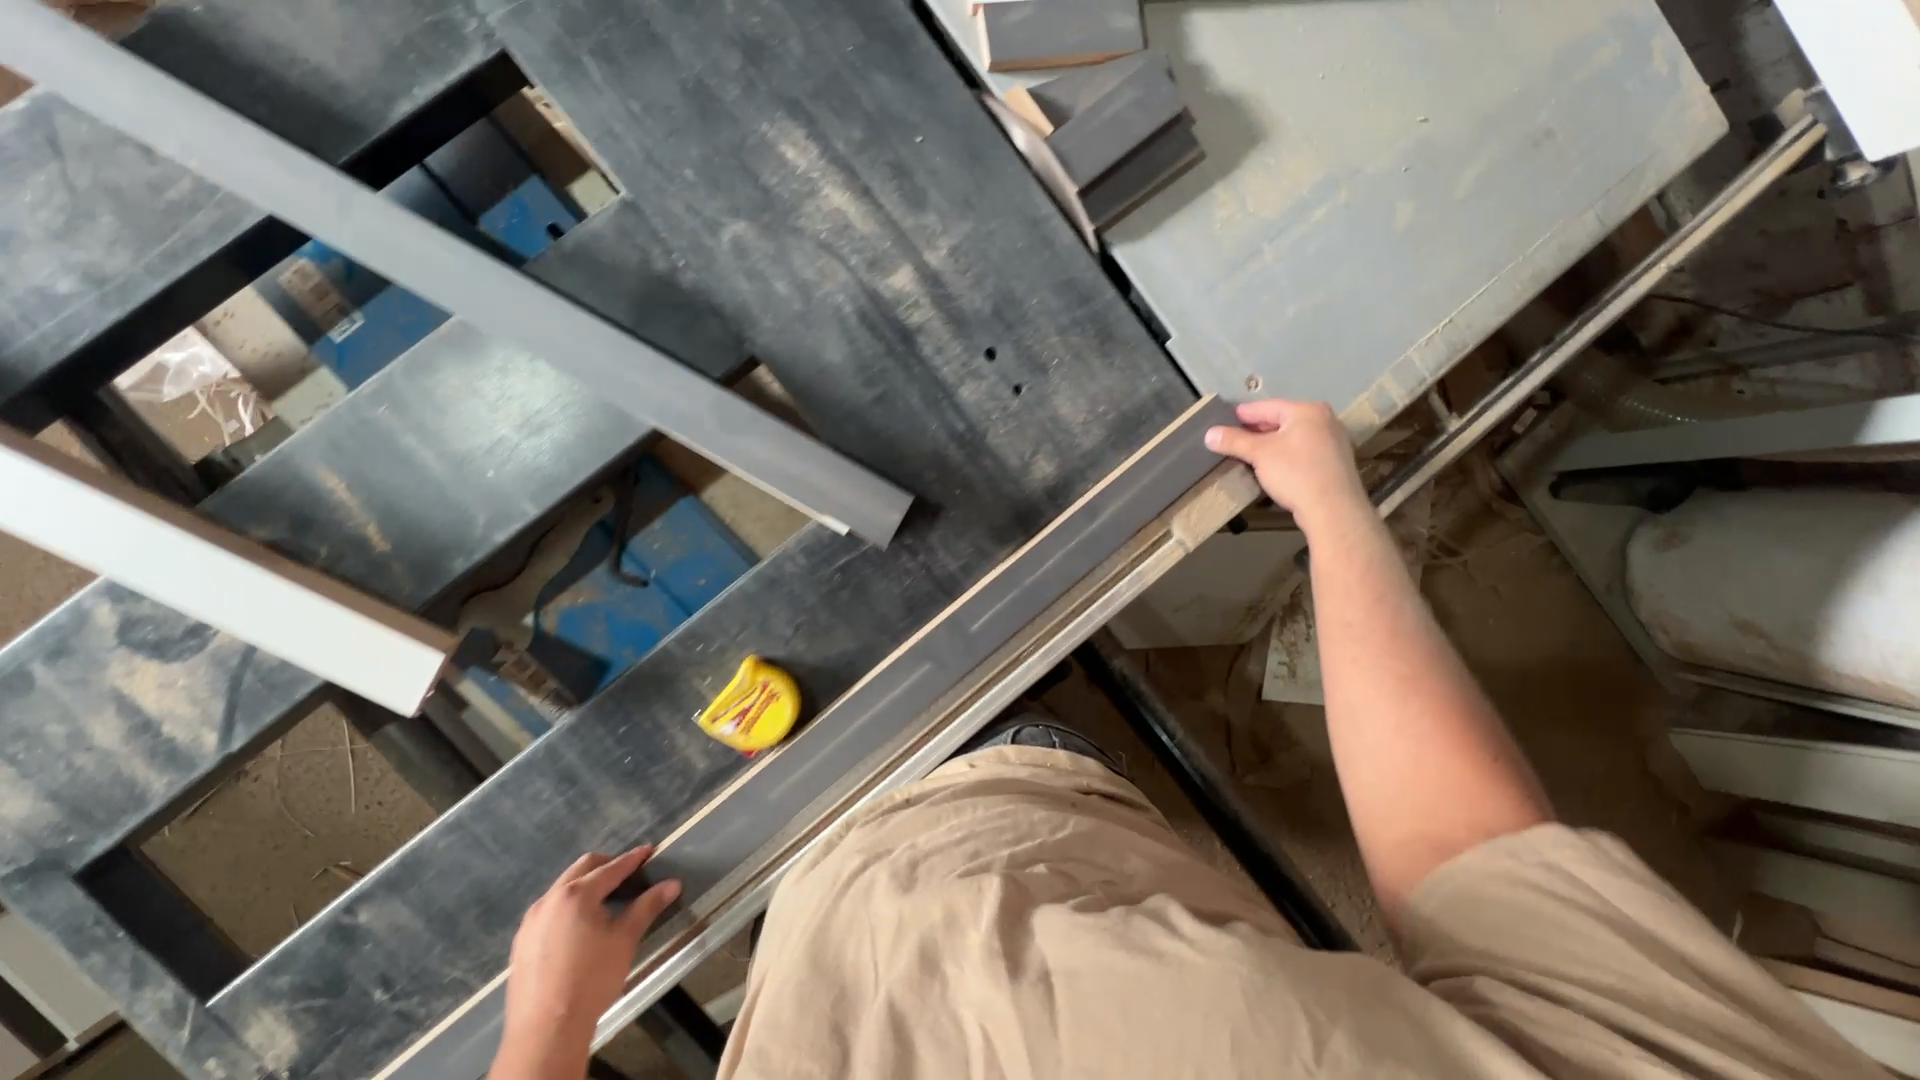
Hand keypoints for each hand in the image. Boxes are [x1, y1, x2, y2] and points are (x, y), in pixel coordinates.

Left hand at [494, 846, 681, 1079]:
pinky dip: (567, 908)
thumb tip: (672, 884)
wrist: (546, 1030)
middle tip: (628, 876)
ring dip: (584, 887)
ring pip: (561, 889)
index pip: (612, 867)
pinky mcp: (521, 942)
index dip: (633, 859)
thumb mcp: (625, 940)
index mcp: (577, 895)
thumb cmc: (592, 979)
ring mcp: (531, 921)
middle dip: (607, 866)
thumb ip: (647, 907)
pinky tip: (578, 930)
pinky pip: (548, 912)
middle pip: (582, 869)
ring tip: (604, 903)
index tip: (650, 852)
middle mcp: (550, 899)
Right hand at [1205, 399, 1368, 533]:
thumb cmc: (1295, 473)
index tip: (1223, 420)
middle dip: (1256, 430)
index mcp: (1307, 410)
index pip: (1267, 407)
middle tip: (1233, 439)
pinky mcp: (1335, 463)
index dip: (1242, 414)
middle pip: (1282, 421)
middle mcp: (1324, 420)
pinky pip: (1303, 452)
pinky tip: (1273, 468)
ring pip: (1293, 437)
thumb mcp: (1259, 454)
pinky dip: (1286, 456)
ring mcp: (1333, 441)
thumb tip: (1209, 433)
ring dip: (1271, 445)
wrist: (1333, 509)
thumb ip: (1234, 440)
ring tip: (1249, 454)